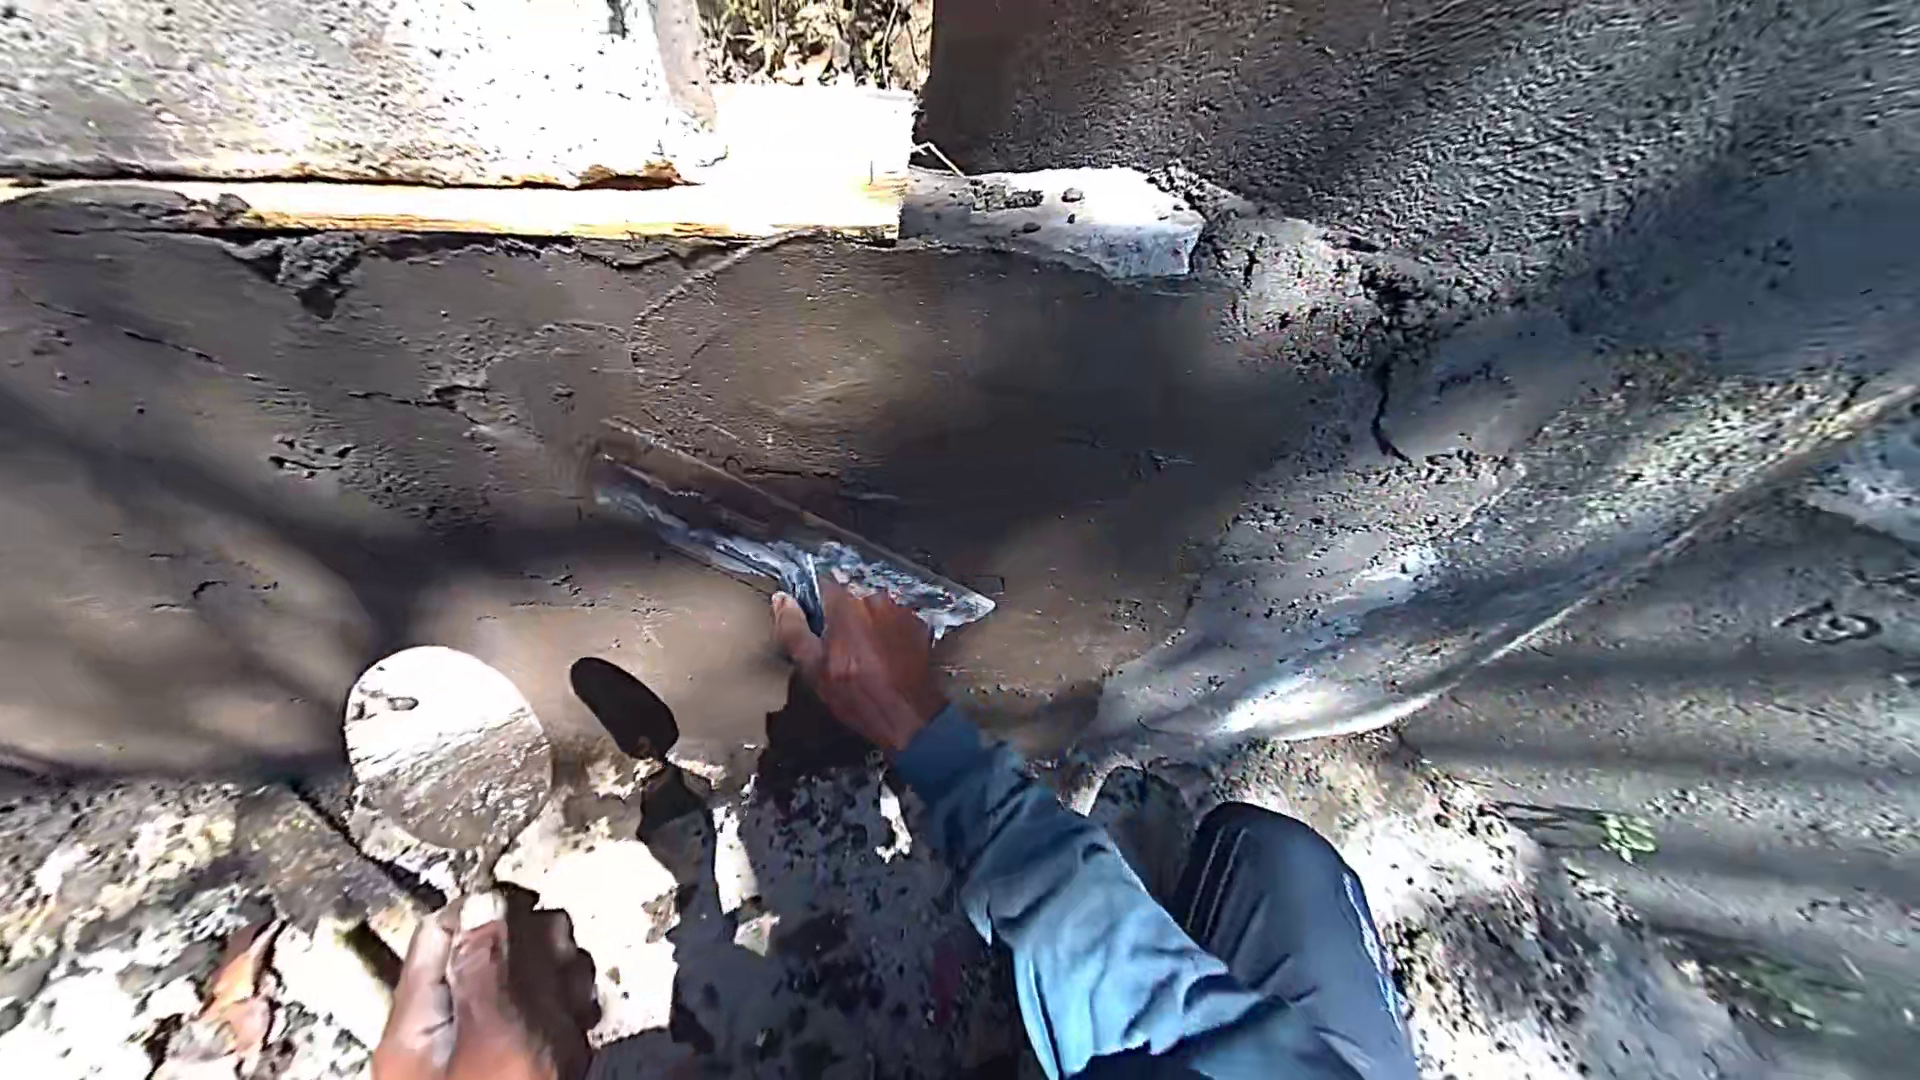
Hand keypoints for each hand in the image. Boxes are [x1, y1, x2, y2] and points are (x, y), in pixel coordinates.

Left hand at [373, 892, 597, 1079]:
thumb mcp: (490, 1036)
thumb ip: (485, 963)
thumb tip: (482, 897)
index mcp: (420, 1014)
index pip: (440, 930)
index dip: (483, 912)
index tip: (526, 916)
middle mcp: (452, 1012)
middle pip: (496, 936)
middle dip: (537, 944)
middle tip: (551, 976)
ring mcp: (493, 1025)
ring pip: (534, 958)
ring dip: (561, 970)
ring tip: (566, 1009)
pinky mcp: (526, 1037)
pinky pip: (552, 990)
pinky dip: (569, 998)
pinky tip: (574, 1023)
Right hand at [771, 582, 947, 753]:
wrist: (907, 714)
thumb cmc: (857, 694)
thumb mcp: (813, 668)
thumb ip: (793, 629)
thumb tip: (782, 599)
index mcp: (846, 604)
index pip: (822, 583)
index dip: (814, 601)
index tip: (813, 622)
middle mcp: (875, 598)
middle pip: (850, 596)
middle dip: (842, 615)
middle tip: (839, 647)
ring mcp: (900, 609)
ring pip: (873, 608)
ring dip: (866, 623)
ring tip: (865, 655)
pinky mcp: (917, 623)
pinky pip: (894, 619)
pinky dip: (887, 631)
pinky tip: (885, 656)